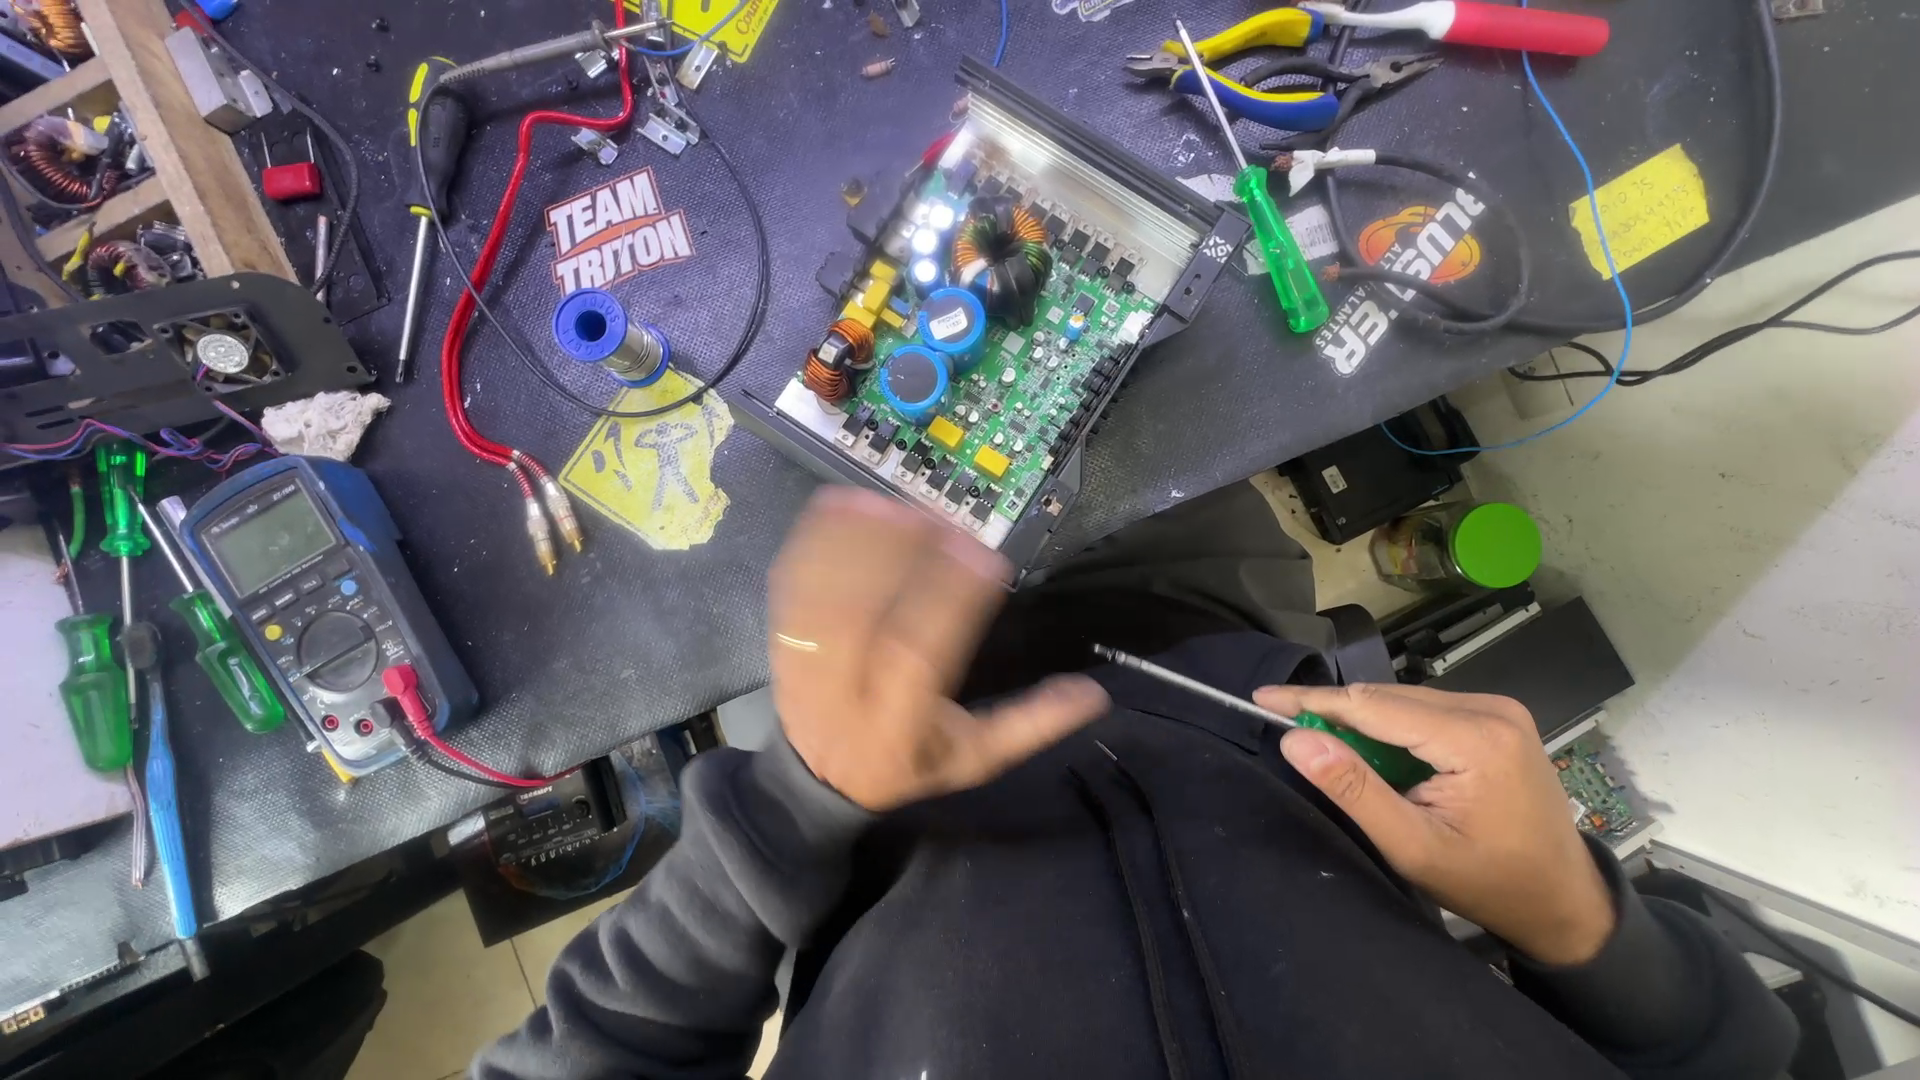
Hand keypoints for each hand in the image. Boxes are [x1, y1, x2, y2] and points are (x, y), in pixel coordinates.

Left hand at [768, 487, 1108, 810]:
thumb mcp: (974, 759)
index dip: (953, 600)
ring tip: (898, 505)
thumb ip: (1030, 725)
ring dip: (858, 540)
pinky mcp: (782, 639)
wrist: (818, 778)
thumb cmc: (908, 763)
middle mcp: (843, 691)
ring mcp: (804, 663)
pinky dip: (813, 540)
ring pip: (823, 594)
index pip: (919, 655)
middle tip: (941, 520)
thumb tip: (1093, 693)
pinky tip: (843, 503)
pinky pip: (790, 584)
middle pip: (861, 616)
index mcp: (896, 721)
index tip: (989, 556)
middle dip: (900, 559)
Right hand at [1255, 682, 1614, 964]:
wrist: (1564, 902)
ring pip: (1400, 700)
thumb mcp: (1411, 846)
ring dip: (1360, 721)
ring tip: (1326, 748)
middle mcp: (1490, 709)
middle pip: (1385, 697)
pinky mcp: (1496, 717)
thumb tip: (1294, 740)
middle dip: (1332, 712)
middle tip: (1283, 727)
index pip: (1371, 705)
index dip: (1311, 701)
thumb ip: (1352, 789)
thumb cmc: (1488, 883)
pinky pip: (1421, 709)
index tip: (1262, 698)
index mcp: (1475, 739)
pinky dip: (1388, 726)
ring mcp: (1497, 710)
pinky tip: (1373, 752)